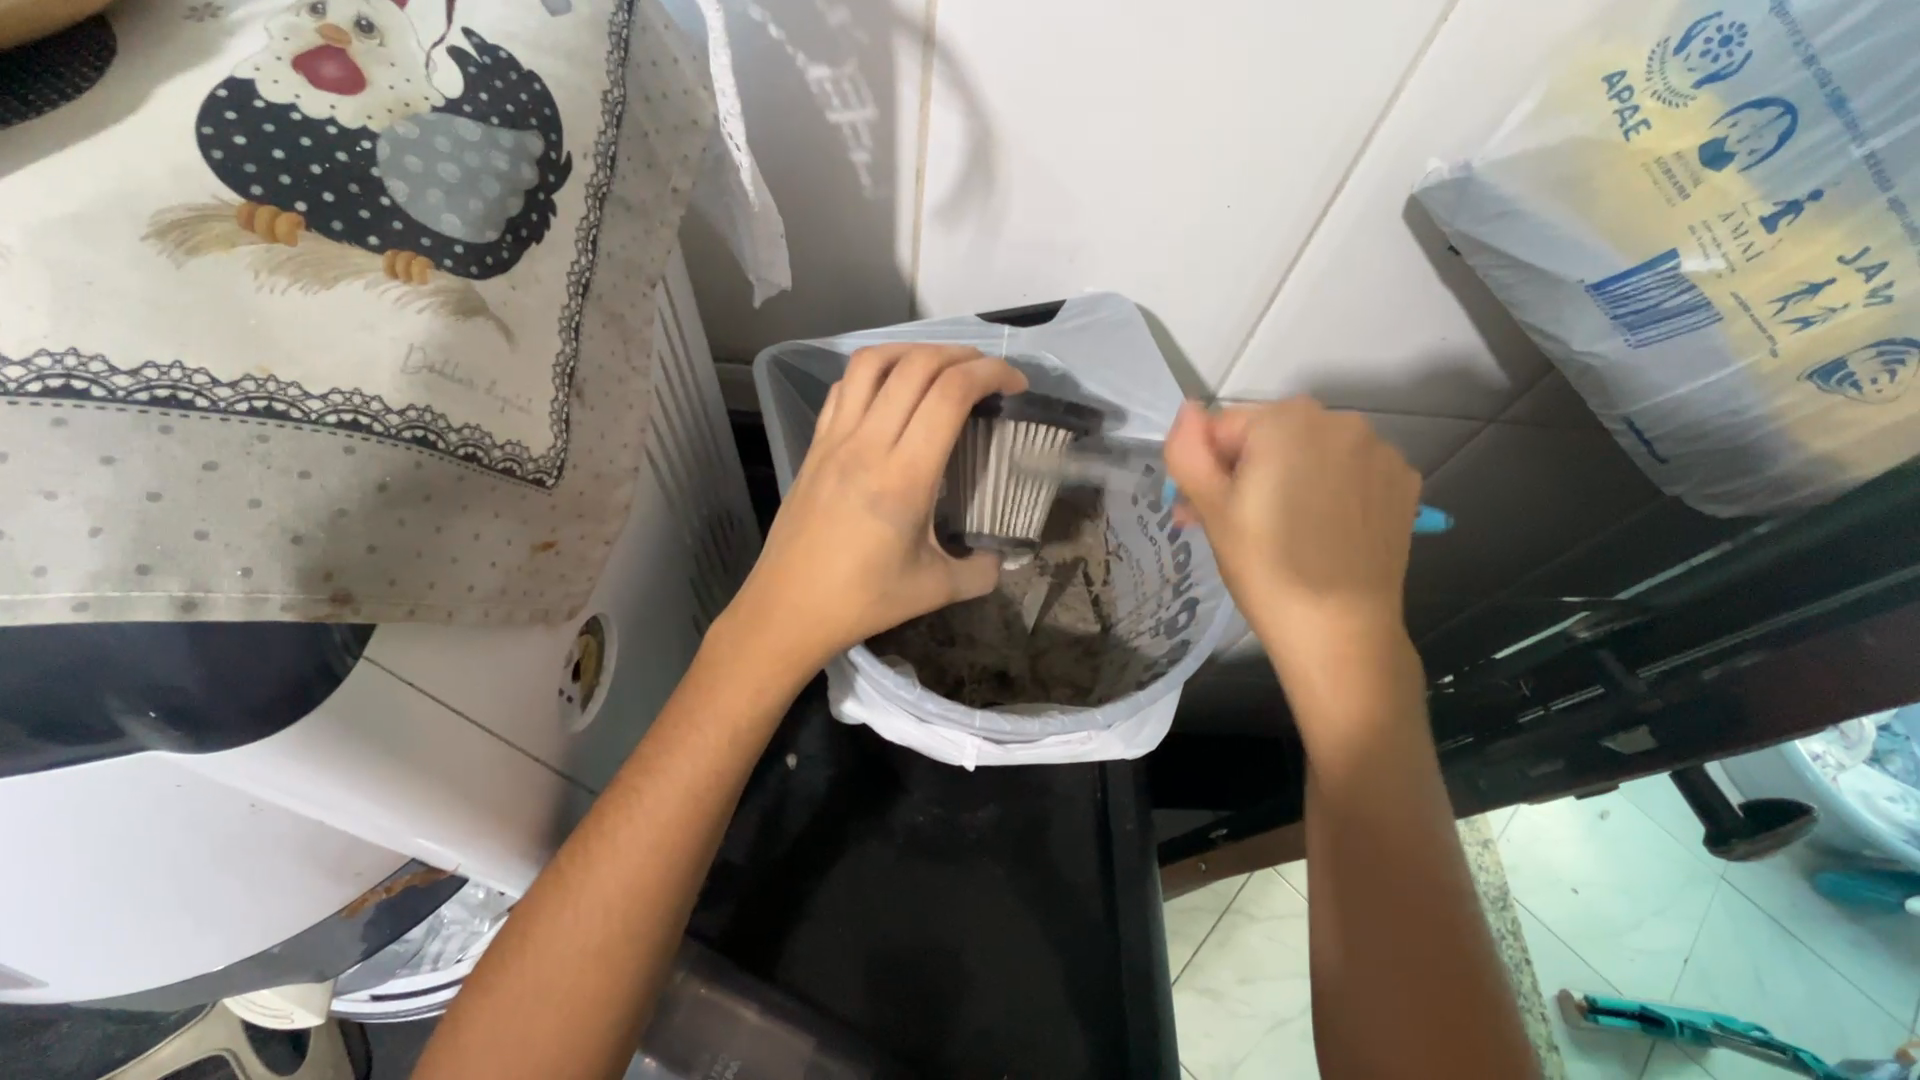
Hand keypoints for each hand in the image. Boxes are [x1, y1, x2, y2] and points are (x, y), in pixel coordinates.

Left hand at [718, 344, 1028, 675]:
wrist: (788, 608)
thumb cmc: (863, 600)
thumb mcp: (935, 591)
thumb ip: (981, 572)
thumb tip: (1003, 559)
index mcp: (904, 476)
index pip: (950, 394)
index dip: (990, 374)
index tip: (1015, 383)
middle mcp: (868, 444)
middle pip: (916, 366)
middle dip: (961, 355)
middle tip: (988, 371)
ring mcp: (835, 440)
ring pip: (872, 363)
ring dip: (913, 351)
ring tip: (941, 365)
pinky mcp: (814, 446)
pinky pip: (844, 388)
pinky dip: (874, 372)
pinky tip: (891, 391)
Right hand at [1163, 399, 1420, 675]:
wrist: (1341, 632)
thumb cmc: (1265, 569)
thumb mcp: (1211, 510)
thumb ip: (1187, 451)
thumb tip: (1187, 410)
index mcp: (1285, 420)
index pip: (1224, 429)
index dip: (1208, 470)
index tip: (1202, 514)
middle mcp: (1339, 421)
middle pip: (1272, 437)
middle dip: (1249, 472)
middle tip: (1236, 527)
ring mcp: (1379, 452)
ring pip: (1314, 454)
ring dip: (1292, 479)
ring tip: (1284, 533)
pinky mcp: (1403, 484)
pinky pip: (1351, 474)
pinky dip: (1333, 492)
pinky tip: (1325, 532)